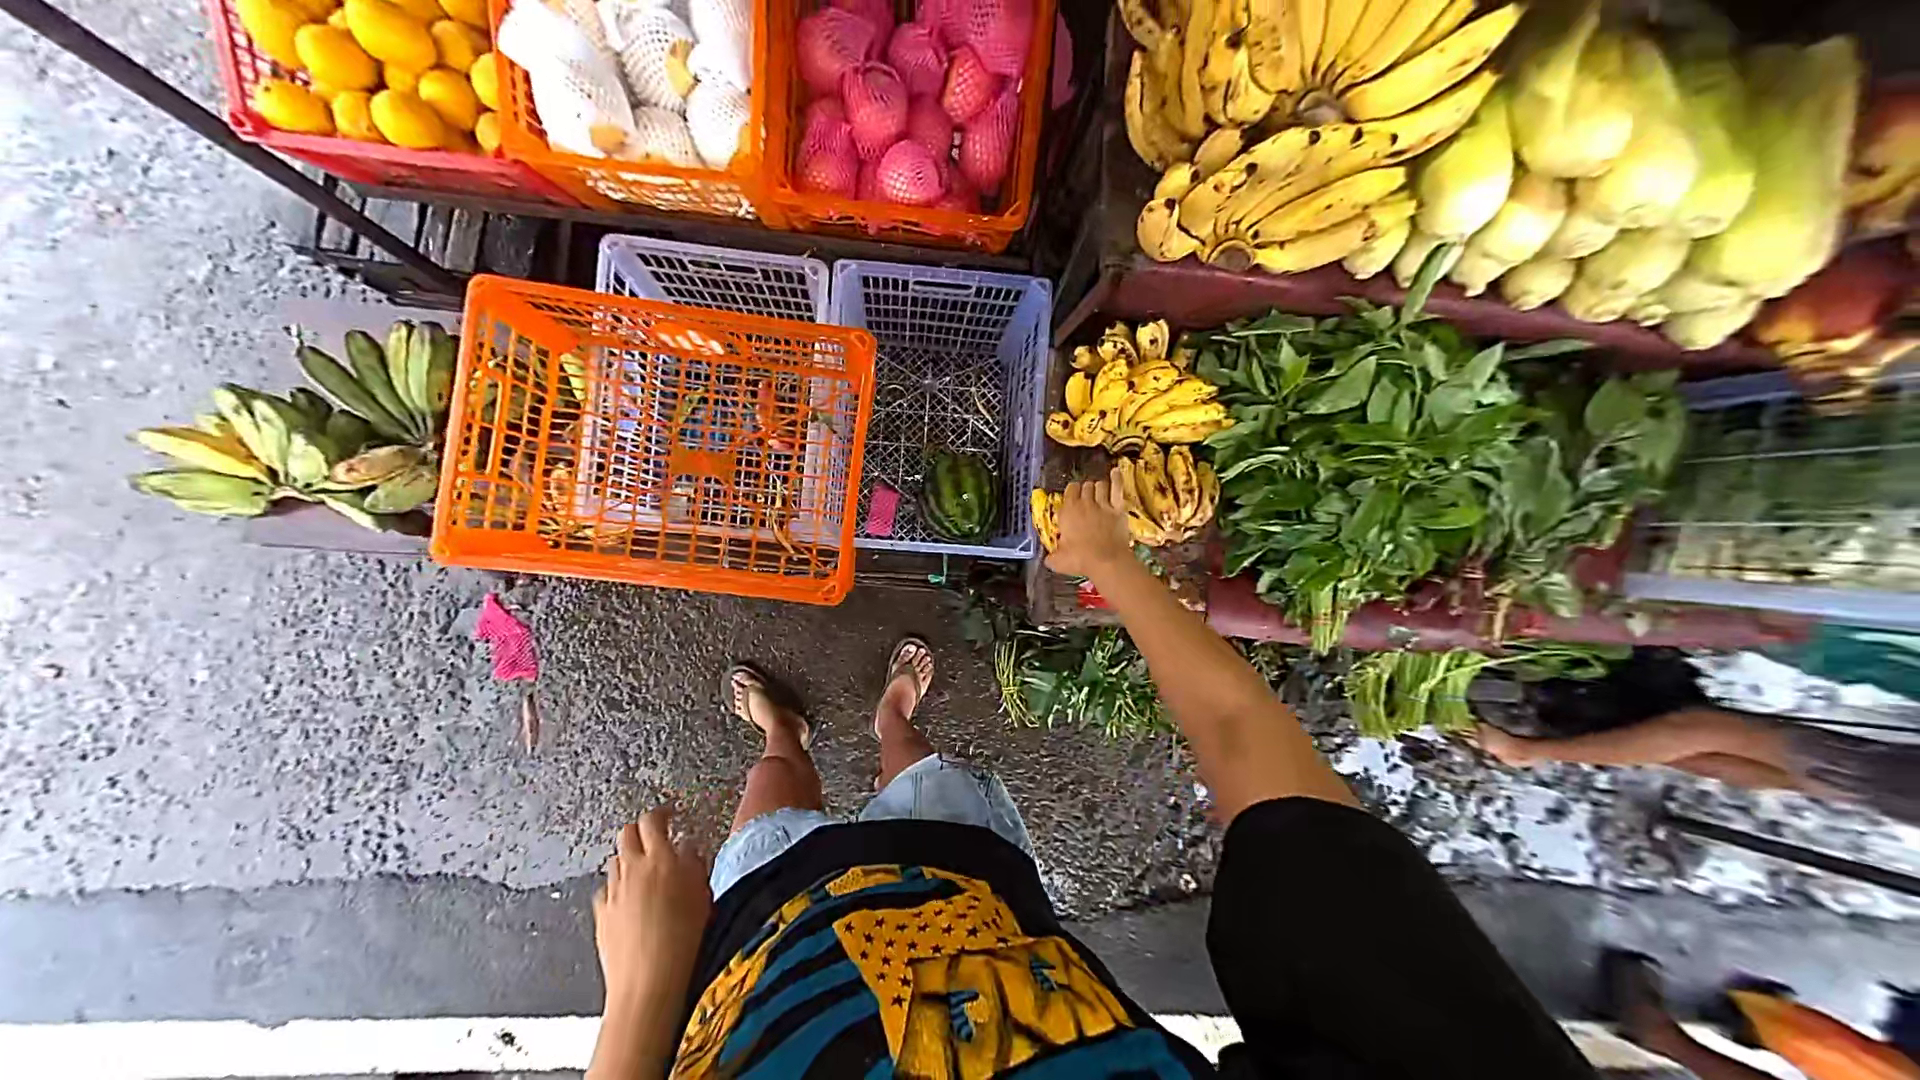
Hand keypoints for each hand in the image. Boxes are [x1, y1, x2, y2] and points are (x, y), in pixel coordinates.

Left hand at [593, 805, 711, 1008]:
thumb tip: (689, 849)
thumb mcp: (702, 894)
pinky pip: (608, 889)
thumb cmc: (681, 941)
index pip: (653, 819)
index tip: (671, 814)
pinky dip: (619, 886)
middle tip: (656, 836)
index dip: (662, 812)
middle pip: (627, 832)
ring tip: (647, 869)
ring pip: (616, 859)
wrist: (647, 985)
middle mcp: (632, 870)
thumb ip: (694, 863)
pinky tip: (632, 899)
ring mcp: (613, 892)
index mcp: (660, 858)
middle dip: (641, 830)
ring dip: (630, 857)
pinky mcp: (601, 915)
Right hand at [1046, 466, 1132, 580]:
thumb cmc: (1080, 560)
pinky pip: (1117, 487)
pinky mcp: (1118, 509)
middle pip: (1085, 486)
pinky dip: (1116, 478)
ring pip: (1100, 485)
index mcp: (1068, 512)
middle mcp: (1084, 503)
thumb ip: (1052, 556)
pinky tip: (1115, 472)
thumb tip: (1048, 558)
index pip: (1069, 491)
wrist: (1106, 561)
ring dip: (1099, 487)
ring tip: (1099, 491)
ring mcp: (1102, 504)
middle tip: (1087, 497)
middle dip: (1086, 489)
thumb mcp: (1058, 561)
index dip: (1072, 493)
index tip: (1073, 498)